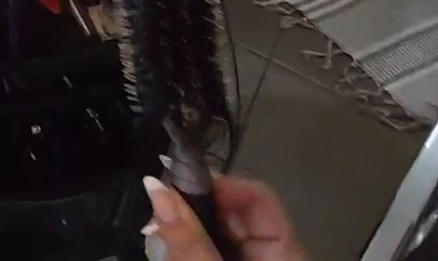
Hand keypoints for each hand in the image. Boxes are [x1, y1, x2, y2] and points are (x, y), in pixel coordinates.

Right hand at [144, 175, 308, 260]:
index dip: (221, 183)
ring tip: (157, 234)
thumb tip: (151, 183)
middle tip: (156, 214)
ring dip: (183, 228)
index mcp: (286, 253)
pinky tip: (169, 250)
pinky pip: (206, 248)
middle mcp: (270, 254)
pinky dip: (186, 247)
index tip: (180, 184)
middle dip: (191, 207)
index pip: (258, 196)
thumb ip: (188, 239)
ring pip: (213, 228)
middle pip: (230, 209)